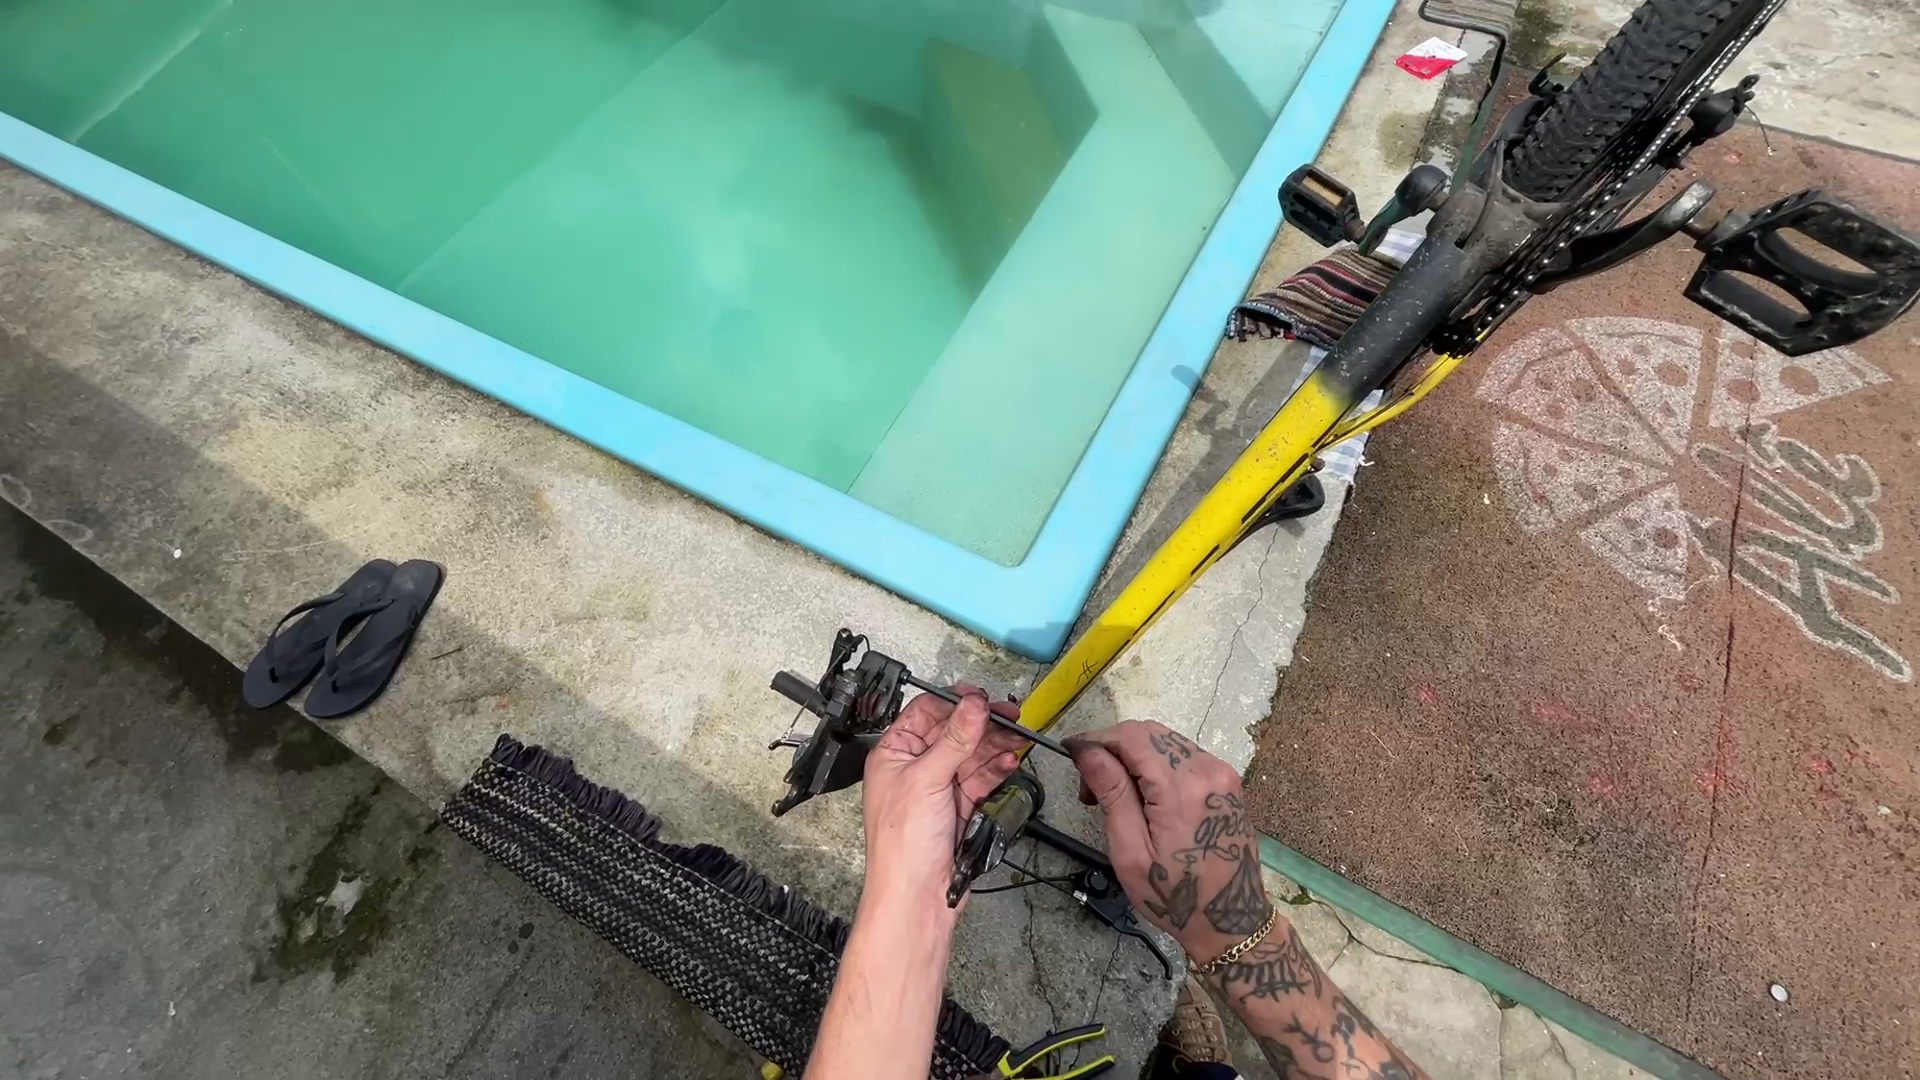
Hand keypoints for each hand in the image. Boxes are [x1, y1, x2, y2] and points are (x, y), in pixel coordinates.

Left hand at [861, 689, 1025, 919]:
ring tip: (1016, 737)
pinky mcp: (959, 805)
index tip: (981, 697)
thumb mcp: (927, 780)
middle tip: (1009, 715)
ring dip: (995, 745)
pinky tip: (1009, 761)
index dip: (954, 702)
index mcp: (894, 753)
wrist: (917, 898)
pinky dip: (996, 768)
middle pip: (954, 731)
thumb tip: (973, 705)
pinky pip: (981, 778)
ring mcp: (939, 786)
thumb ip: (955, 739)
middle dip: (982, 723)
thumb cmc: (901, 846)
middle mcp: (915, 766)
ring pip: (972, 754)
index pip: (925, 712)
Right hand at [1066, 720, 1271, 963]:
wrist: (1232, 921)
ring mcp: (1220, 772)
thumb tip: (1087, 751)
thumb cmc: (1174, 895)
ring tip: (1114, 791)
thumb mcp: (1131, 852)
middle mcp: (1206, 770)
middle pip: (1147, 732)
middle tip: (1091, 787)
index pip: (1131, 737)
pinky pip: (1180, 753)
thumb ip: (1112, 794)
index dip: (1096, 738)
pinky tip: (1142, 791)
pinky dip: (1153, 761)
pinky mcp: (1225, 780)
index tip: (1070, 752)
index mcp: (1182, 789)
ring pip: (1163, 739)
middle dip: (1111, 747)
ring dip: (1131, 754)